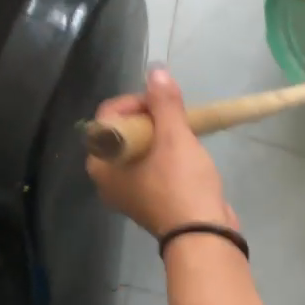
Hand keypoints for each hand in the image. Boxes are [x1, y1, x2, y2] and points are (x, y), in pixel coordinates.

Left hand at [86, 67, 235, 237]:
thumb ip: (165, 103)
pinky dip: (166, 162)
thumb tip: (156, 70)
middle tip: (179, 123)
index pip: (111, 114)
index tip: (168, 104)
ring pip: (140, 153)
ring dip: (162, 141)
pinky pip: (152, 171)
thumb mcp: (176, 138)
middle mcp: (106, 176)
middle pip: (125, 133)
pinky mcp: (149, 204)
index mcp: (101, 159)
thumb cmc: (183, 184)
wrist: (202, 234)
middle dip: (153, 121)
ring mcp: (127, 193)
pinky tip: (188, 162)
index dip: (139, 101)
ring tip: (187, 140)